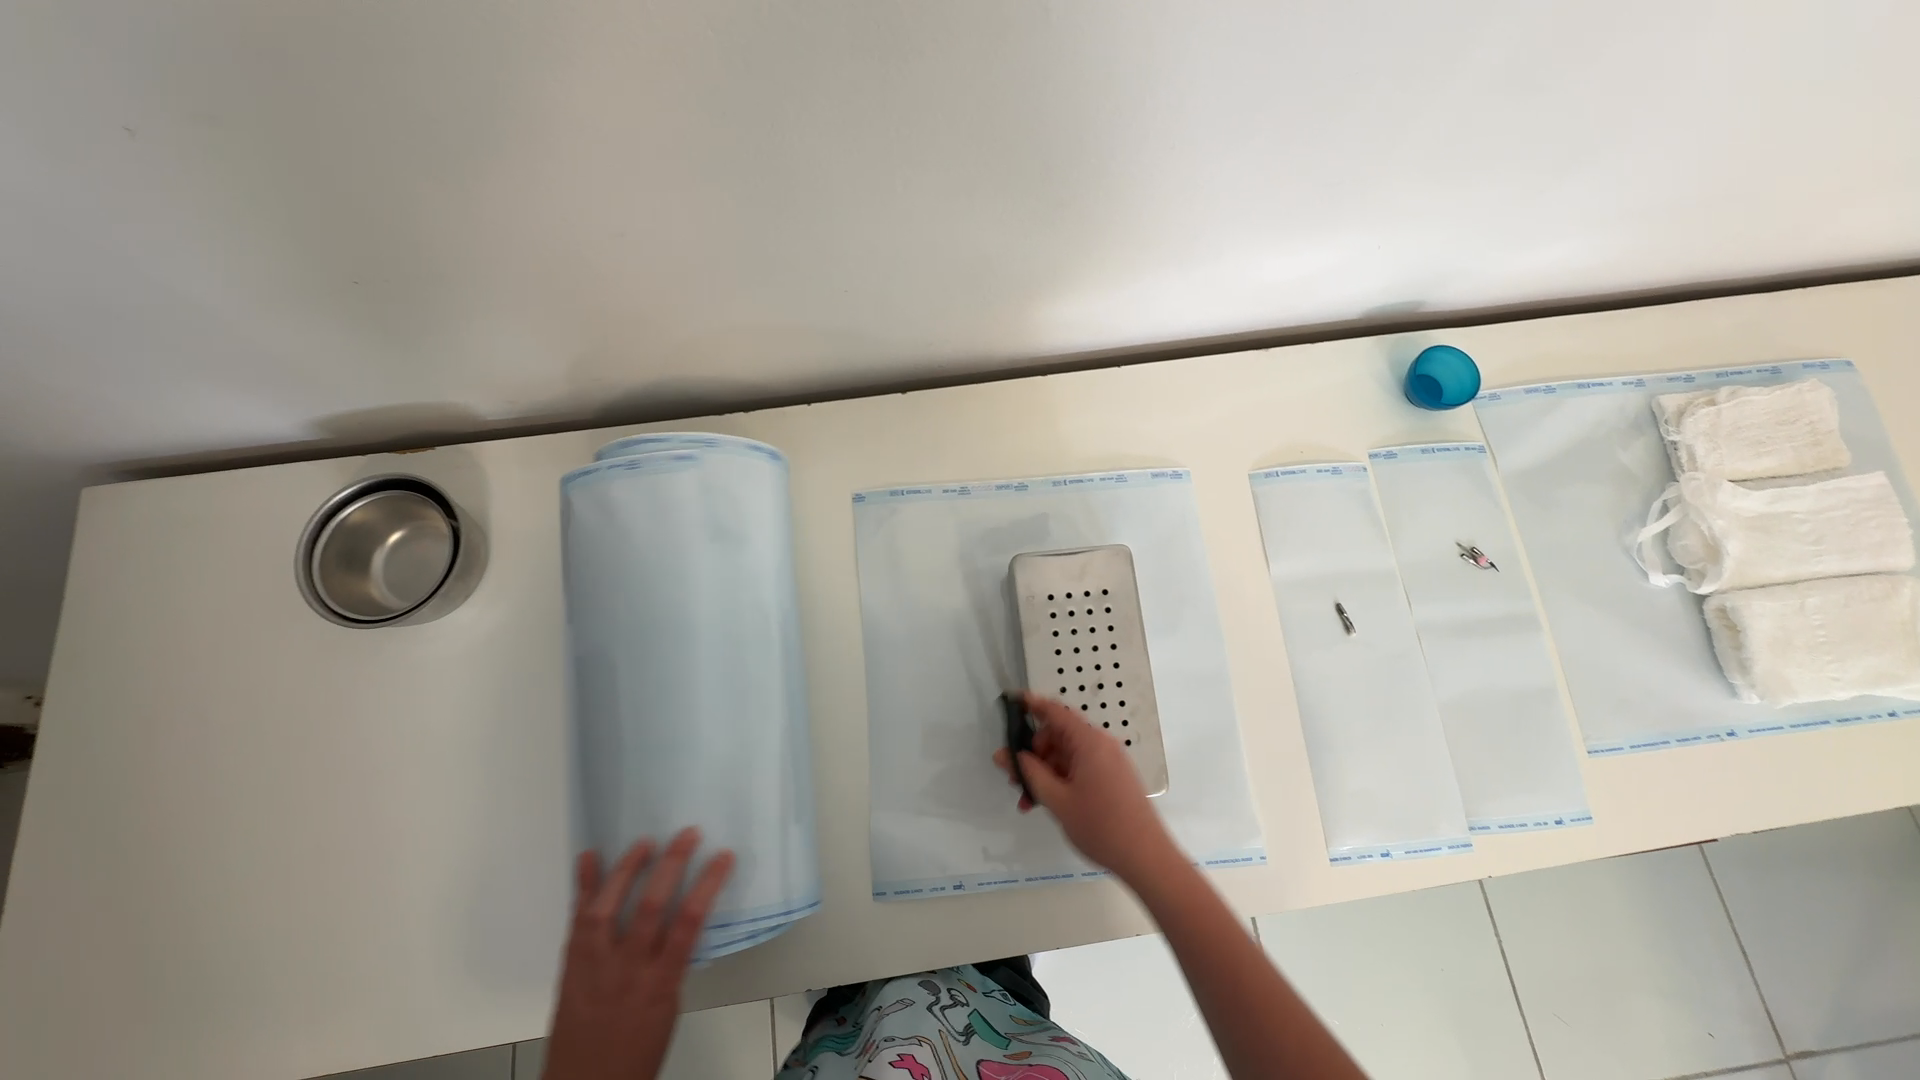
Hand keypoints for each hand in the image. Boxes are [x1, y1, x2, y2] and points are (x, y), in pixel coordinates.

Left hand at [541, 828, 734, 1079]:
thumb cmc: (637, 1053)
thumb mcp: (668, 1010)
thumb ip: (671, 966)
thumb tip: (681, 925)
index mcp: (659, 984)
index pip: (688, 924)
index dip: (708, 884)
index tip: (724, 856)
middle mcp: (626, 971)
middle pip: (650, 908)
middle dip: (671, 865)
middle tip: (687, 834)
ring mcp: (594, 967)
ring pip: (608, 909)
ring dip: (626, 869)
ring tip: (644, 841)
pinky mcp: (570, 967)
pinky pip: (577, 922)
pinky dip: (582, 888)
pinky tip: (589, 857)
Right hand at [993, 692, 1180, 883]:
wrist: (1146, 858)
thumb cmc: (1101, 826)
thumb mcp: (1057, 800)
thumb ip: (1028, 773)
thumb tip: (1003, 755)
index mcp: (1090, 742)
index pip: (1056, 712)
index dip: (1032, 705)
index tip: (1010, 703)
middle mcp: (1101, 745)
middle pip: (1059, 737)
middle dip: (1034, 754)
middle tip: (1015, 778)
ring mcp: (1109, 762)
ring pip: (1067, 757)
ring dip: (1045, 773)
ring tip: (1029, 801)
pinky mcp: (1113, 778)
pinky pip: (1080, 769)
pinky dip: (1061, 781)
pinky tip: (1048, 804)